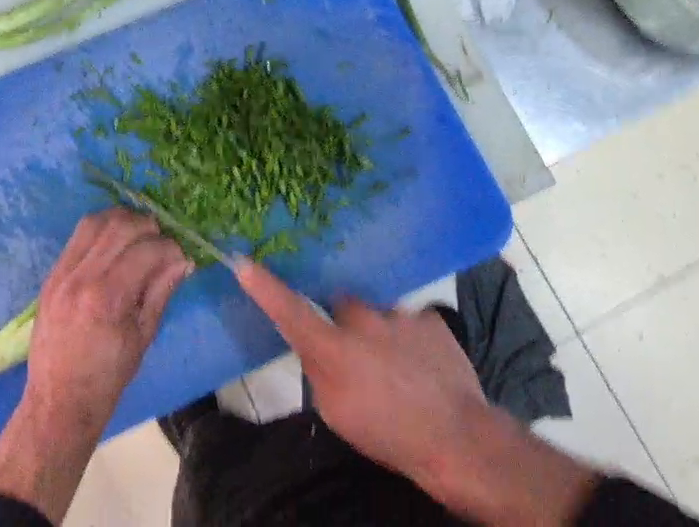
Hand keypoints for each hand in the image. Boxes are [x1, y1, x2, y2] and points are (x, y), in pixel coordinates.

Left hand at [0, 210, 193, 520]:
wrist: (59, 401)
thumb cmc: (108, 376)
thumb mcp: (143, 335)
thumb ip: (161, 291)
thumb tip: (184, 260)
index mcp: (107, 298)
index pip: (147, 250)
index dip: (171, 248)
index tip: (180, 257)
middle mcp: (81, 278)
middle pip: (120, 226)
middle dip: (148, 227)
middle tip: (161, 242)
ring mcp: (61, 274)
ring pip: (94, 222)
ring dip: (121, 221)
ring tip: (138, 235)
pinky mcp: (50, 276)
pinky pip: (77, 238)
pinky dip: (100, 232)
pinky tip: (114, 244)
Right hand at [235, 259, 487, 479]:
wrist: (455, 436)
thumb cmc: (386, 433)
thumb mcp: (336, 411)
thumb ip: (320, 371)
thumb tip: (317, 348)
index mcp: (333, 347)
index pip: (289, 310)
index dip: (264, 287)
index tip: (243, 262)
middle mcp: (363, 319)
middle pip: (341, 303)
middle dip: (343, 320)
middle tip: (355, 352)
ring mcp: (399, 313)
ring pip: (377, 311)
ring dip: (378, 330)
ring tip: (396, 364)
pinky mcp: (429, 316)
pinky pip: (408, 319)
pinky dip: (409, 337)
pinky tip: (420, 363)